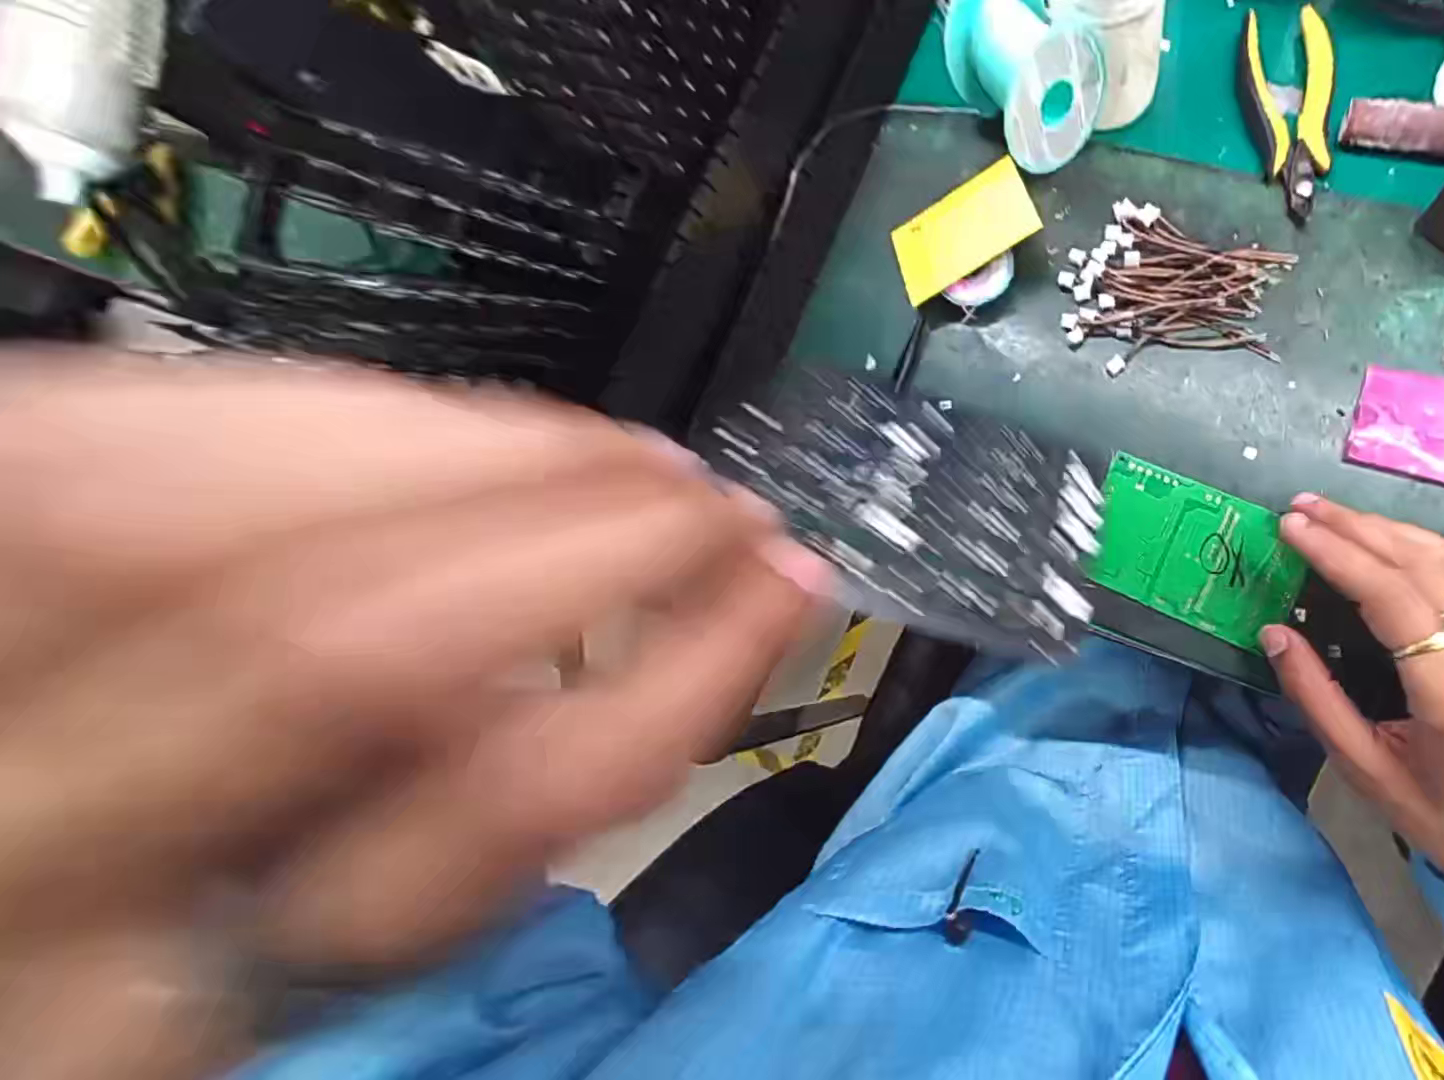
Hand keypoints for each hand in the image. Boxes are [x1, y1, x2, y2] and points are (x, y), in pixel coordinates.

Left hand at [0, 353, 831, 1079]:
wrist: (21, 863)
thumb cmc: (249, 918)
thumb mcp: (420, 915)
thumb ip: (555, 797)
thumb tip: (723, 626)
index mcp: (209, 993)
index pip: (511, 805)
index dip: (687, 668)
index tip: (789, 584)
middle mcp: (49, 856)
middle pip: (373, 649)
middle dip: (613, 539)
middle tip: (723, 503)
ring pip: (243, 519)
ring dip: (504, 454)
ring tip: (626, 454)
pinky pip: (153, 431)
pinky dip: (366, 409)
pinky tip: (471, 429)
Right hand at [1260, 495, 1443, 930]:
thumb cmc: (1442, 823)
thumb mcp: (1362, 767)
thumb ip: (1314, 694)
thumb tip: (1274, 631)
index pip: (1393, 599)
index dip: (1338, 555)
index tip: (1291, 528)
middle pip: (1424, 568)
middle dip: (1356, 528)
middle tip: (1300, 507)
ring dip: (1388, 529)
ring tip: (1332, 514)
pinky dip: (1422, 545)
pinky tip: (1386, 538)